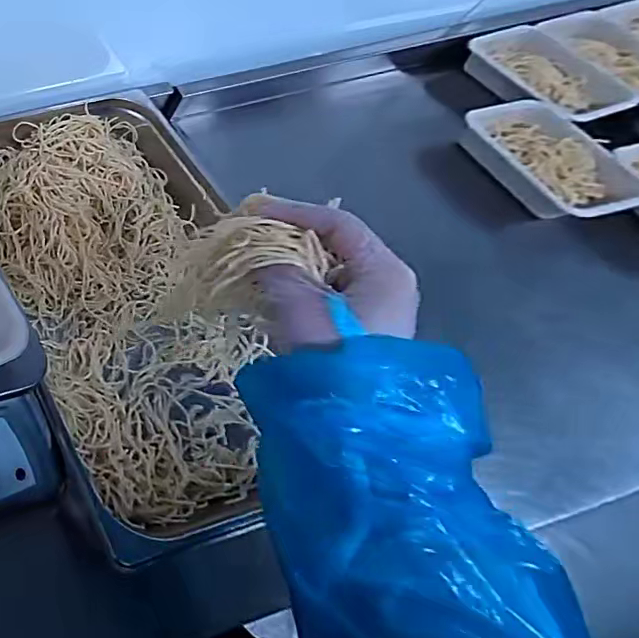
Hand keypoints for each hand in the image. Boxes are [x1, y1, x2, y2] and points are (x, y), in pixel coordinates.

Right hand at [242, 195, 418, 350]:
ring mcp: (377, 311)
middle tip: (250, 236)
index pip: (337, 224)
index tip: (254, 211)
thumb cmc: (335, 354)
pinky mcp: (361, 334)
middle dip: (288, 240)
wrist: (357, 425)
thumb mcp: (300, 305)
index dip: (293, 212)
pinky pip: (325, 298)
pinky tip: (269, 294)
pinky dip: (297, 290)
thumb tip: (258, 252)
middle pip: (333, 247)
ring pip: (326, 274)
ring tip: (252, 264)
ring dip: (288, 266)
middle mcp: (387, 284)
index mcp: (384, 269)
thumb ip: (276, 268)